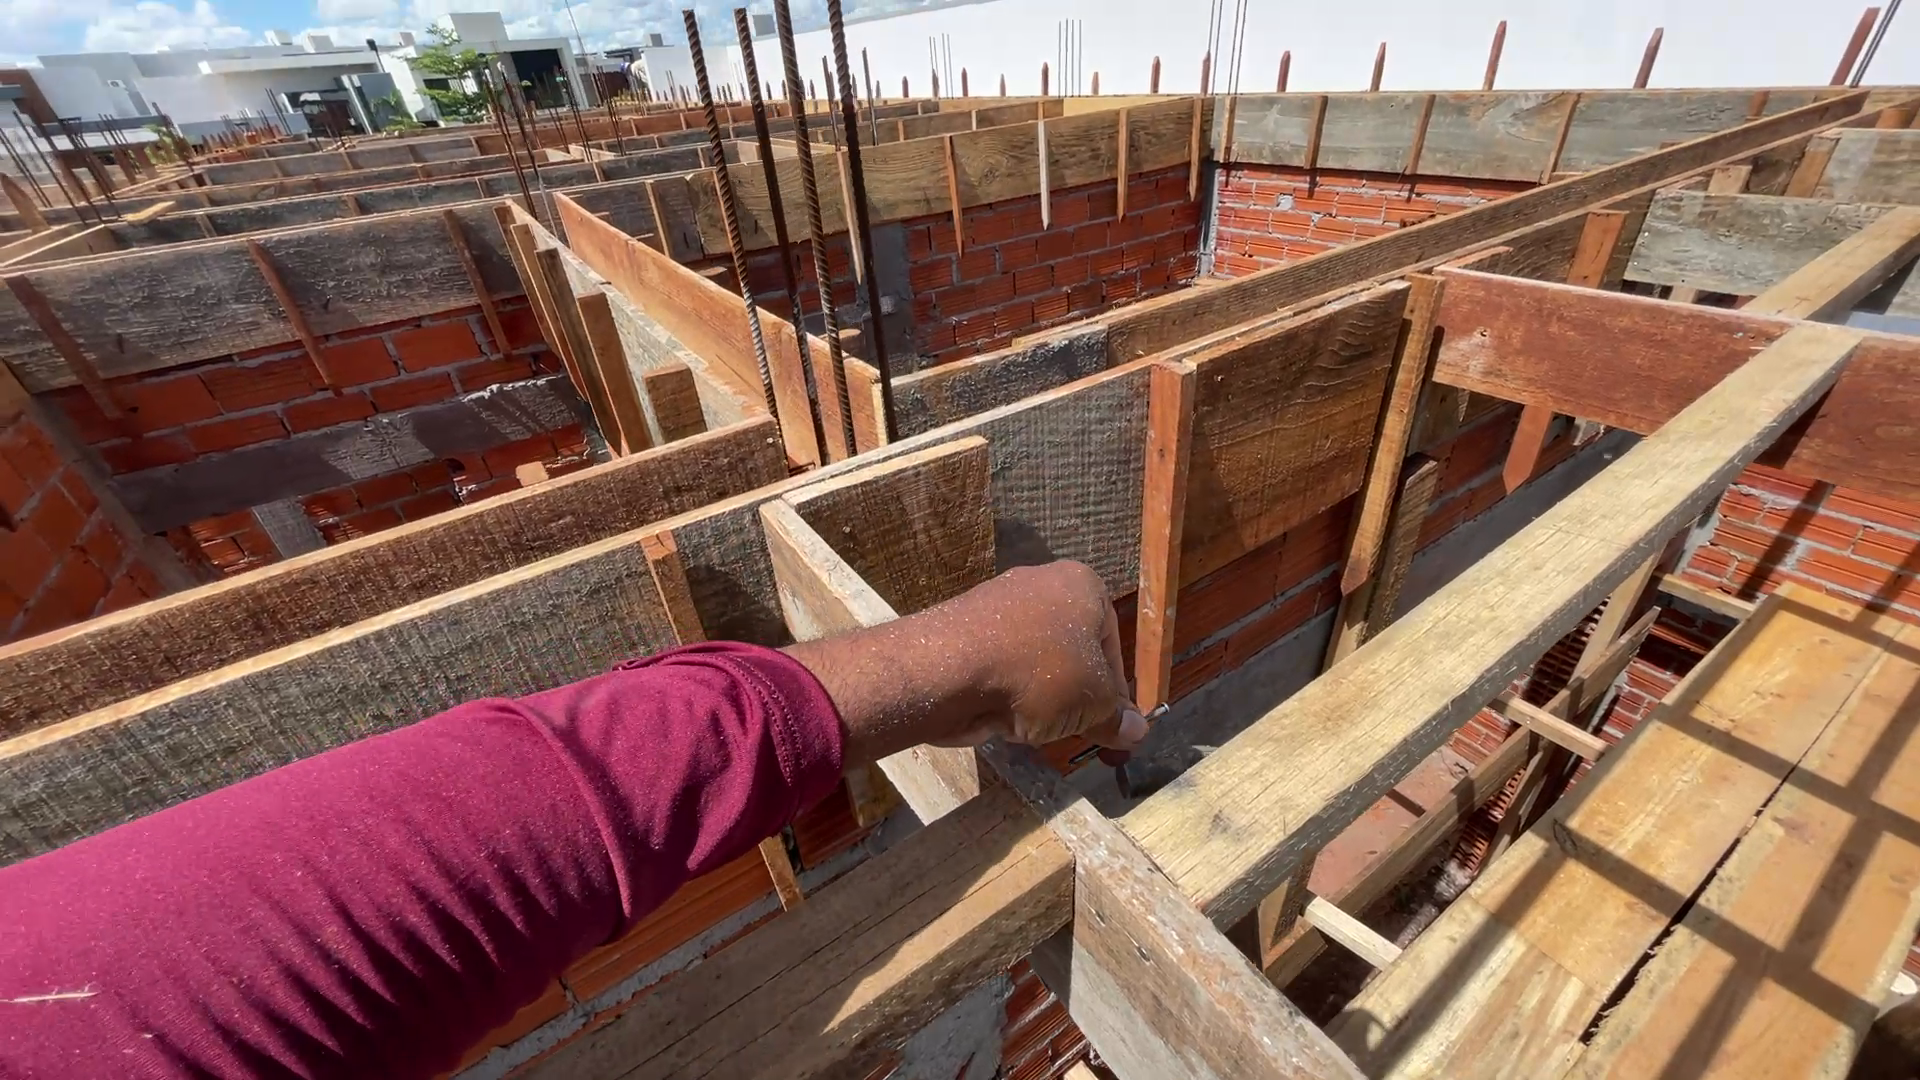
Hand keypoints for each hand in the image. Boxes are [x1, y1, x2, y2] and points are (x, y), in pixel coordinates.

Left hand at [784, 560, 1148, 767]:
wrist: (948, 669)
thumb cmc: (1039, 675)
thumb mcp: (1094, 704)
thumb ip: (1117, 718)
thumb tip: (1137, 730)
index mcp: (1082, 583)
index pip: (1113, 644)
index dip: (1115, 692)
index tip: (1110, 727)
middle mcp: (1041, 583)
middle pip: (1072, 652)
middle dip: (1075, 695)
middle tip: (1074, 731)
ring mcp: (999, 604)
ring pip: (1035, 663)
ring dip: (1040, 698)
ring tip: (1034, 726)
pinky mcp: (967, 630)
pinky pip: (1001, 667)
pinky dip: (1006, 693)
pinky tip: (1002, 717)